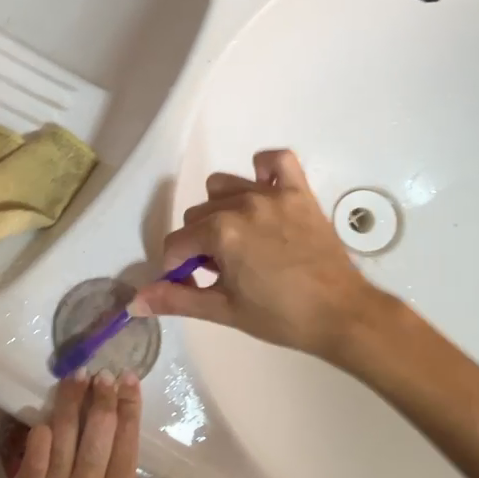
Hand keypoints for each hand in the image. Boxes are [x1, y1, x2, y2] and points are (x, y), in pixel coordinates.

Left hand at [0, 373, 204, 477]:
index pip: (126, 445)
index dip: (129, 409)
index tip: (130, 380)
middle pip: (97, 434)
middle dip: (102, 399)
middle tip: (105, 372)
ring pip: (64, 434)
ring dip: (71, 401)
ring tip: (78, 375)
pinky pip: (35, 449)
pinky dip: (43, 427)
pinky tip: (50, 411)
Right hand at [134, 149, 387, 364]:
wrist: (343, 315)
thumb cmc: (282, 317)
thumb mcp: (224, 311)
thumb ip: (176, 300)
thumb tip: (135, 302)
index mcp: (220, 232)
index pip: (177, 242)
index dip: (177, 266)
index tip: (192, 283)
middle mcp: (242, 204)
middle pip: (198, 215)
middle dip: (200, 242)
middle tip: (221, 271)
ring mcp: (272, 194)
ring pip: (224, 186)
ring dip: (221, 209)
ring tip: (238, 238)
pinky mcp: (299, 192)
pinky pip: (275, 161)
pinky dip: (263, 170)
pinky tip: (262, 192)